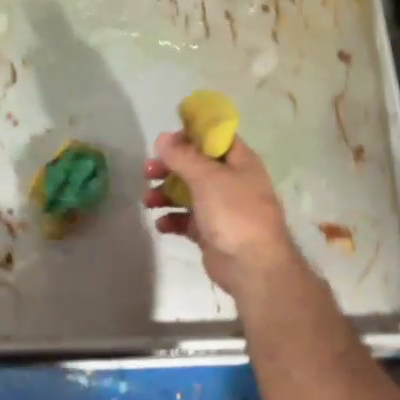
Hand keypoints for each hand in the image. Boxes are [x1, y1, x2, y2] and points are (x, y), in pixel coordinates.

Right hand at [144, 132, 300, 297]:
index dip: (191, 135)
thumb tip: (162, 138)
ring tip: (147, 201)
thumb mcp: (207, 177)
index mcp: (240, 162)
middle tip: (148, 171)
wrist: (251, 264)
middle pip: (196, 166)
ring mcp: (221, 208)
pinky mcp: (211, 233)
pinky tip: (160, 224)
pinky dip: (172, 220)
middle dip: (170, 167)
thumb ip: (183, 156)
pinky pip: (187, 221)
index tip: (165, 141)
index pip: (215, 138)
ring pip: (188, 194)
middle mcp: (232, 182)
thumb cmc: (234, 212)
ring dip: (166, 194)